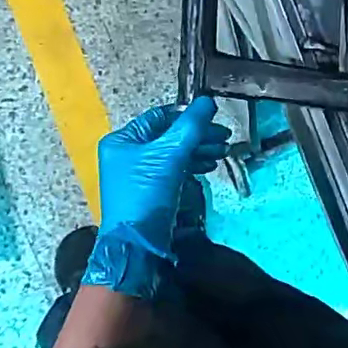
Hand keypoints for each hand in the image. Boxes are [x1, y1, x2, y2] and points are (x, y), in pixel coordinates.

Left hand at [80, 97, 229, 297]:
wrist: (137, 246)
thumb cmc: (146, 196)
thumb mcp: (169, 156)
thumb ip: (190, 127)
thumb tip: (208, 101)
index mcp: (123, 140)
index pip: (160, 117)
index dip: (188, 115)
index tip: (214, 118)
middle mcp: (126, 154)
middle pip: (168, 135)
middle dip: (197, 135)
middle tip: (225, 138)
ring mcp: (136, 175)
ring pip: (172, 154)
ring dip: (198, 151)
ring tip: (222, 153)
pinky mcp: (148, 192)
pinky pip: (171, 171)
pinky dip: (190, 167)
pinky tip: (208, 167)